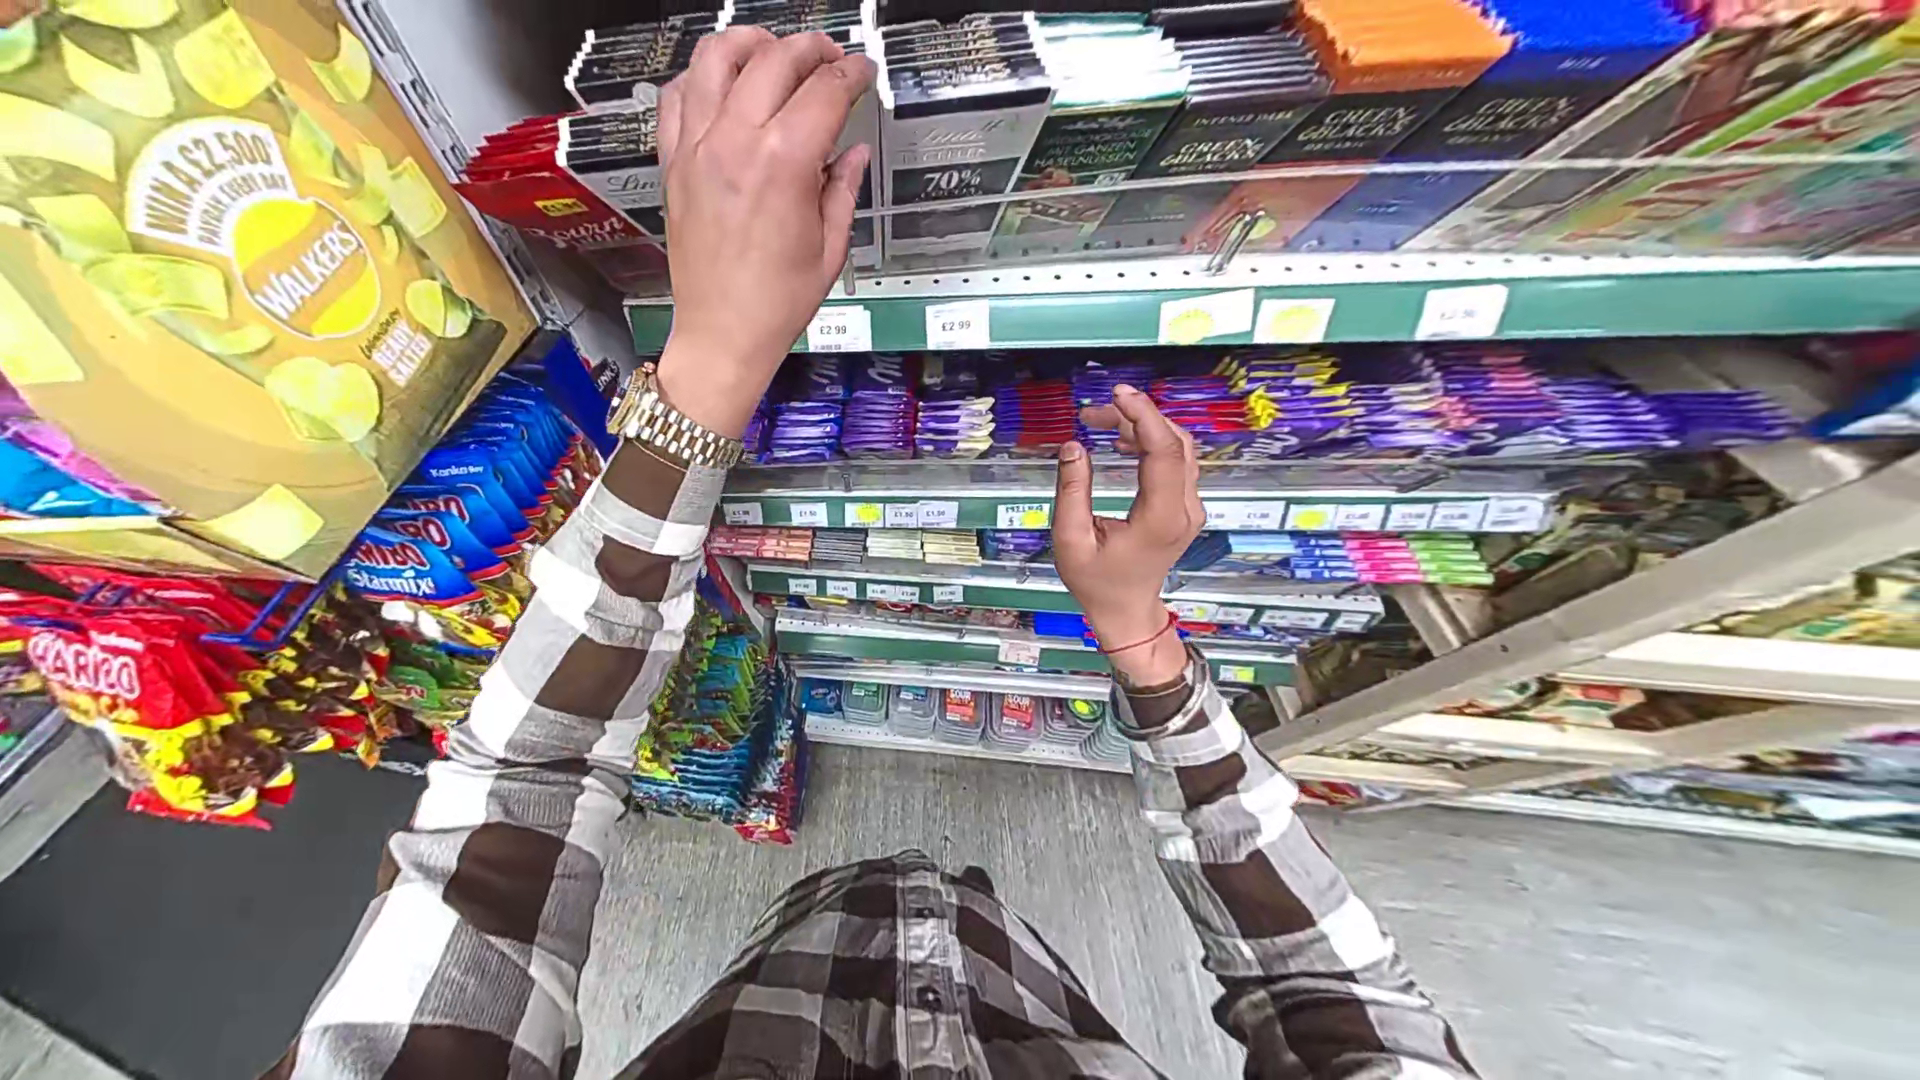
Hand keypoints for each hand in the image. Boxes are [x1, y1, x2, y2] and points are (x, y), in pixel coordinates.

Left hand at [653, 29, 874, 436]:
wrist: (724, 332)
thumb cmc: (778, 302)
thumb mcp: (829, 249)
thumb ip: (842, 189)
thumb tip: (852, 153)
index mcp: (785, 165)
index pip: (825, 93)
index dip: (851, 74)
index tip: (863, 71)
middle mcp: (736, 142)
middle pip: (775, 59)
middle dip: (811, 49)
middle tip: (830, 57)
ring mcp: (697, 147)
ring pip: (716, 57)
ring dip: (752, 42)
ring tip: (773, 51)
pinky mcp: (673, 162)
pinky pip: (676, 94)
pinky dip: (700, 77)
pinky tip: (722, 86)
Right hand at [1052, 385, 1205, 686]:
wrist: (1127, 610)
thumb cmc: (1096, 582)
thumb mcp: (1070, 540)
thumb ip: (1072, 491)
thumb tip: (1074, 446)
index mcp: (1160, 518)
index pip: (1163, 451)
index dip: (1143, 416)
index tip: (1117, 395)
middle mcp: (1184, 509)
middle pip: (1175, 442)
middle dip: (1136, 417)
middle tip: (1094, 412)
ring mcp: (1190, 508)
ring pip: (1179, 448)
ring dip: (1144, 427)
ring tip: (1103, 422)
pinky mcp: (1185, 507)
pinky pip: (1176, 462)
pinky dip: (1151, 442)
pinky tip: (1123, 441)